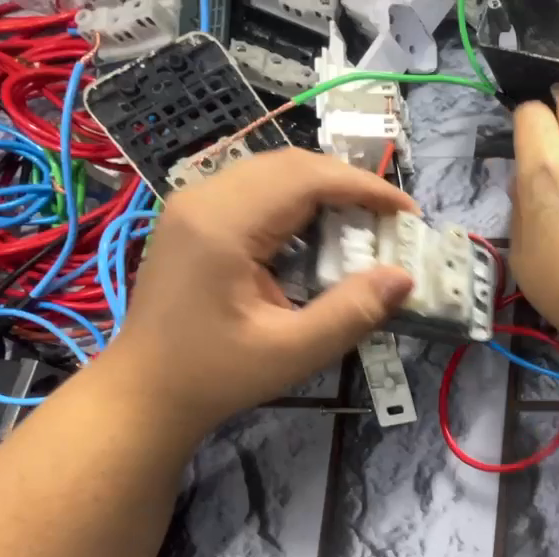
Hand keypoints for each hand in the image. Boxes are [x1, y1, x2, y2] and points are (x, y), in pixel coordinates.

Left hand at [100, 148, 417, 430]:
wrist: (149, 388)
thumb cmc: (218, 373)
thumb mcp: (296, 350)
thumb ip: (353, 311)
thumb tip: (404, 278)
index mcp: (223, 225)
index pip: (304, 178)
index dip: (364, 187)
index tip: (409, 212)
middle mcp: (204, 200)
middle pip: (289, 166)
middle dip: (350, 185)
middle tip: (396, 221)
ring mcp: (196, 207)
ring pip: (274, 174)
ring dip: (328, 193)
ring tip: (370, 226)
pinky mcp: (199, 222)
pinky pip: (259, 194)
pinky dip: (303, 206)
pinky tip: (328, 238)